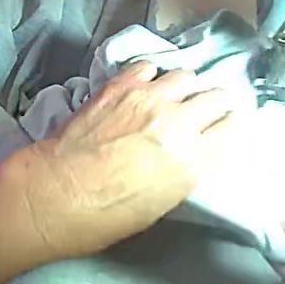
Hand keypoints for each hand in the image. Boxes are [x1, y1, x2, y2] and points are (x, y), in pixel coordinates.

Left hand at [6, 61, 238, 260]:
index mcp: (192, 160)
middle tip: (204, 109)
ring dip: (183, 86)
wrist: (54, 194)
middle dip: (213, 103)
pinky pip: (148, 67)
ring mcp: (147, 98)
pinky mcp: (119, 85)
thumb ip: (184, 170)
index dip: (227, 127)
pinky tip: (143, 86)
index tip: (222, 127)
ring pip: (185, 76)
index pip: (229, 130)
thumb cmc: (105, 216)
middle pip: (214, 98)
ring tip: (173, 95)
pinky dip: (151, 76)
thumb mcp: (161, 204)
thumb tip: (190, 153)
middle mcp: (177, 122)